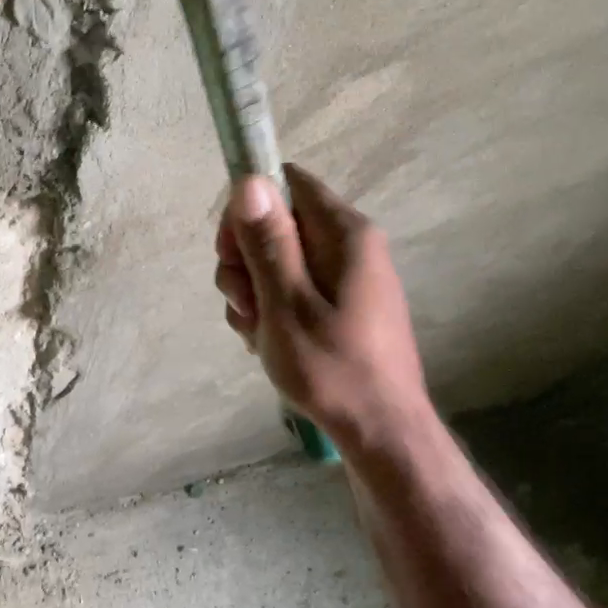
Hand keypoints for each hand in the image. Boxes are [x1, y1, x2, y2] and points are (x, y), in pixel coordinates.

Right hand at [214, 167, 430, 450]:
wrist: (377, 427)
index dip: (247, 212)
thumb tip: (249, 180)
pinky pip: (290, 291)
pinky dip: (269, 313)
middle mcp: (348, 245)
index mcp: (344, 234)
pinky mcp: (339, 306)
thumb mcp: (286, 304)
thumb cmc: (332, 367)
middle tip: (244, 306)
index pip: (286, 185)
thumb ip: (268, 243)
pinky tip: (268, 343)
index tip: (230, 255)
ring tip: (258, 334)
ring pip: (275, 263)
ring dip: (252, 295)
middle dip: (244, 263)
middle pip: (275, 226)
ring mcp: (344, 277)